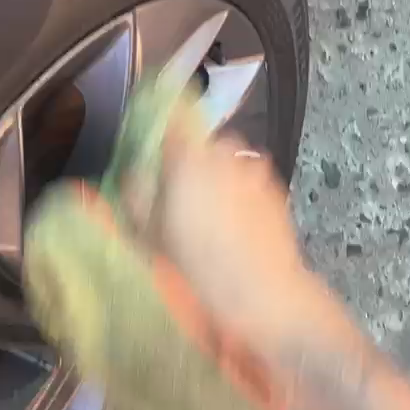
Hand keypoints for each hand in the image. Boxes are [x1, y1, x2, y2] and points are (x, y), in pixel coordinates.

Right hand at [149, 123, 334, 358]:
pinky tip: (237, 226)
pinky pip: (249, 179)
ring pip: (228, 161)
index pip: (173, 115)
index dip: (163, 123)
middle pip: (201, 142)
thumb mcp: (148, 235)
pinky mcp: (276, 187)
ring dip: (218, 176)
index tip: (155, 140)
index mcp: (187, 155)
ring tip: (212, 216)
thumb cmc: (197, 266)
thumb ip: (135, 193)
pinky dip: (241, 192)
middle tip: (181, 197)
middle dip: (191, 161)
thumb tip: (132, 171)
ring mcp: (254, 168)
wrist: (264, 294)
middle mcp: (224, 150)